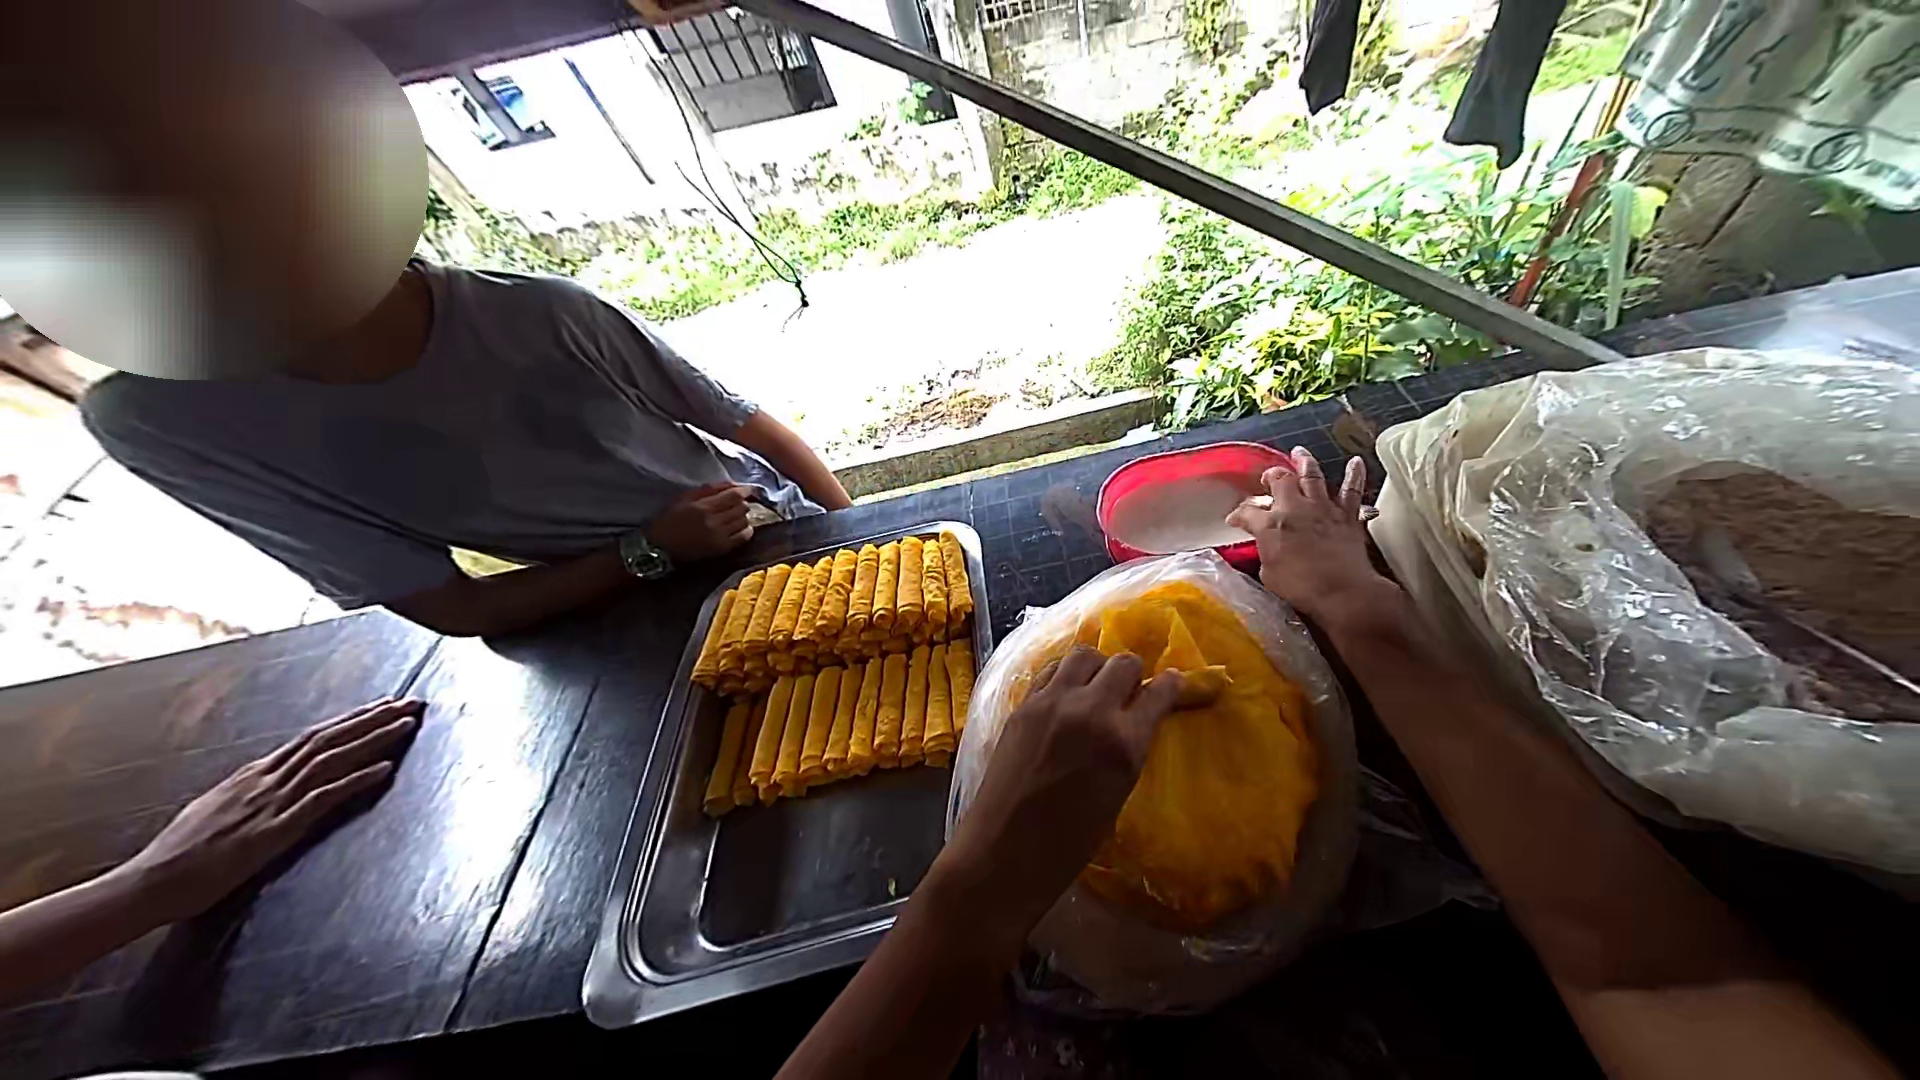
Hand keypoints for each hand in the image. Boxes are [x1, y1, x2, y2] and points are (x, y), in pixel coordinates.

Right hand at [119, 697, 421, 921]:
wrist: (142, 888)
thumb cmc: (179, 853)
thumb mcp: (218, 806)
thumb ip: (253, 786)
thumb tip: (277, 770)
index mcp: (254, 774)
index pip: (314, 736)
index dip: (352, 718)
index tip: (384, 702)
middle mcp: (266, 780)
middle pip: (329, 738)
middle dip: (373, 717)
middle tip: (410, 699)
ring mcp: (271, 803)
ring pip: (332, 759)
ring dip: (374, 738)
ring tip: (408, 721)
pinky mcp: (275, 830)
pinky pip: (322, 798)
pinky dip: (356, 780)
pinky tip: (385, 768)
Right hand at [646, 482, 753, 560]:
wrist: (659, 546)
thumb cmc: (669, 519)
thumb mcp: (685, 498)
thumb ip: (710, 489)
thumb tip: (734, 484)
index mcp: (703, 507)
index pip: (734, 496)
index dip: (744, 491)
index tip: (746, 489)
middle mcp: (714, 521)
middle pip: (742, 508)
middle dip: (742, 503)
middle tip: (736, 503)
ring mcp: (719, 536)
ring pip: (744, 521)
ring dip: (743, 516)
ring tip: (735, 515)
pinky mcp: (721, 548)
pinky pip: (743, 537)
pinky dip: (746, 530)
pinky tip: (739, 527)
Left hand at [942, 647, 1182, 938]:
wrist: (1006, 847)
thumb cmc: (1071, 841)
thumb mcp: (1119, 792)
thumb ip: (1129, 747)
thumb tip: (1135, 718)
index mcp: (1123, 742)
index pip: (1159, 693)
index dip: (1171, 686)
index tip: (1173, 683)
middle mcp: (1090, 710)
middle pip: (1123, 663)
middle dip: (1134, 673)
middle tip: (1130, 689)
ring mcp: (1052, 702)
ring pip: (1084, 654)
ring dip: (1098, 665)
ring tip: (1096, 684)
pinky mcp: (1024, 703)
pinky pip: (1050, 670)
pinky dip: (1065, 674)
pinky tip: (1066, 691)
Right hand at [1226, 446, 1398, 623]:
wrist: (1343, 592)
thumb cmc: (1300, 587)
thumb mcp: (1268, 573)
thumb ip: (1266, 552)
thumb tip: (1268, 546)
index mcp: (1269, 524)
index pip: (1246, 512)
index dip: (1237, 515)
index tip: (1234, 520)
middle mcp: (1294, 509)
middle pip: (1279, 480)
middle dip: (1270, 476)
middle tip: (1267, 477)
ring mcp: (1322, 508)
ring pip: (1312, 476)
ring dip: (1304, 462)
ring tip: (1299, 452)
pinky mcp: (1346, 515)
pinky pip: (1351, 489)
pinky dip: (1353, 474)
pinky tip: (1356, 462)